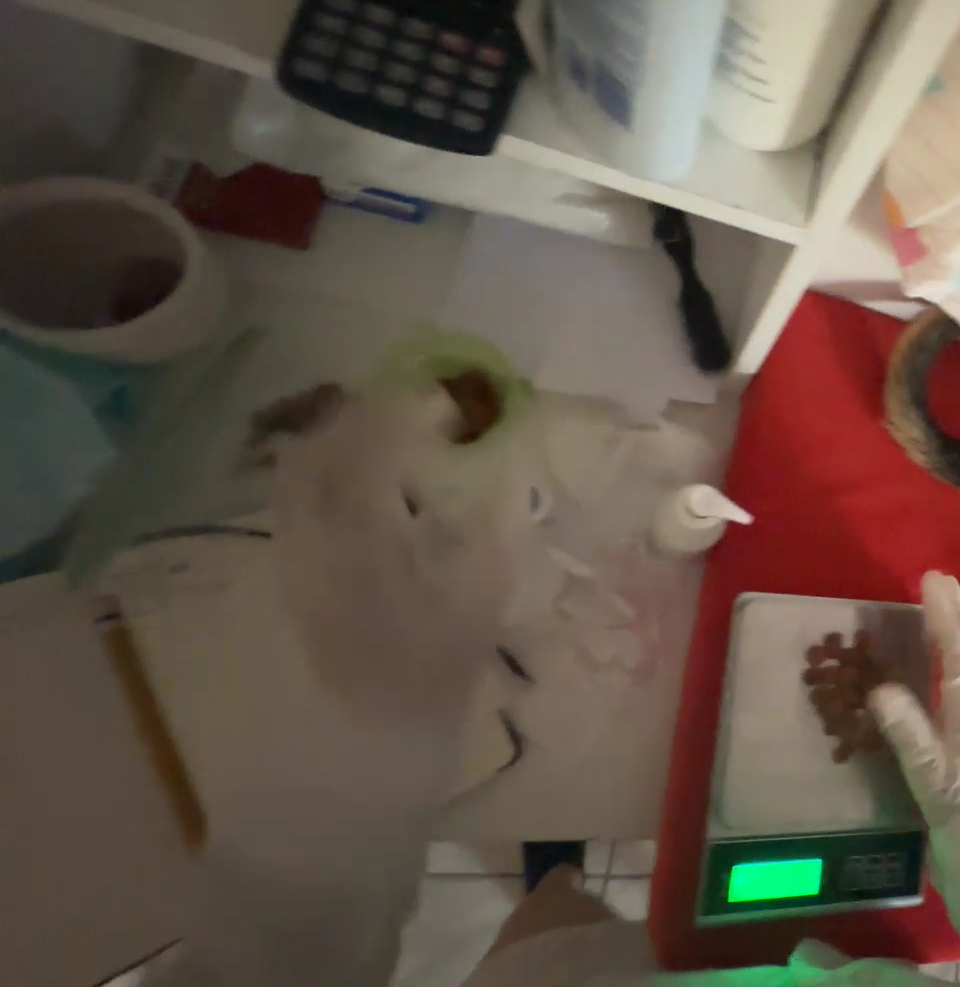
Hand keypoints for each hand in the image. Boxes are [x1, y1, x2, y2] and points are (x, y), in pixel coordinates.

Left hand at [272, 392, 522, 725]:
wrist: (382, 722)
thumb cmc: (447, 660)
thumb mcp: (487, 594)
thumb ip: (495, 527)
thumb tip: (506, 472)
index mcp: (374, 547)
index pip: (373, 459)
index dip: (403, 417)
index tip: (441, 397)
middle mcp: (321, 543)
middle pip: (321, 455)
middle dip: (364, 417)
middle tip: (412, 402)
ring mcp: (298, 556)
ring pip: (297, 475)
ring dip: (338, 439)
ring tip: (383, 425)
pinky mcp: (293, 570)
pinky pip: (295, 500)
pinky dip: (322, 469)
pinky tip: (356, 470)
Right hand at [869, 573, 959, 948]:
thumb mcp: (932, 782)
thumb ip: (910, 734)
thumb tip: (880, 689)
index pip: (957, 653)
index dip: (945, 615)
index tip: (932, 582)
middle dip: (956, 612)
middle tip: (938, 579)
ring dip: (959, 628)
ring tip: (944, 602)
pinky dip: (958, 654)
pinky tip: (949, 654)